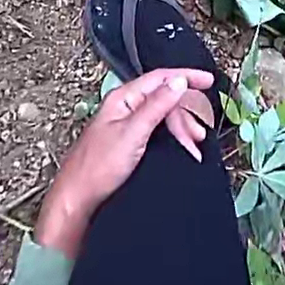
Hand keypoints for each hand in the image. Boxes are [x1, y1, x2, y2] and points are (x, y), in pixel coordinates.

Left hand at [34, 67, 214, 258]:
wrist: (76, 206)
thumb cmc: (94, 171)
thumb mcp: (132, 133)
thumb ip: (156, 105)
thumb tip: (179, 82)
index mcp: (123, 99)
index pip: (161, 78)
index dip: (187, 77)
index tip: (208, 81)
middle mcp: (125, 110)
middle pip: (166, 100)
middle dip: (186, 115)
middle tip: (198, 134)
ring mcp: (127, 127)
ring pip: (164, 118)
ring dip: (182, 130)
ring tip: (192, 148)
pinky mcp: (130, 146)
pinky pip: (159, 134)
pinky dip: (174, 141)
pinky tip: (182, 152)